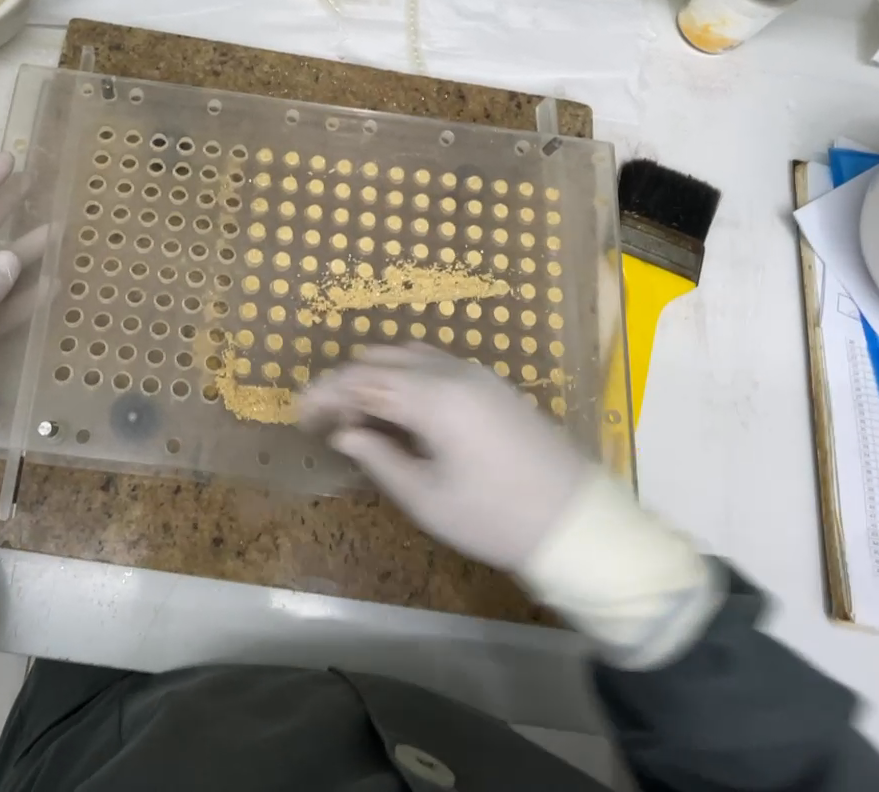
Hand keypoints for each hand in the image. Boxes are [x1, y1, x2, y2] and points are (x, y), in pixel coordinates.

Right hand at [297, 344, 589, 571]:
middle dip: (345, 384)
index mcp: (433, 398)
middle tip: (327, 422)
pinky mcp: (490, 383)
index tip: (300, 417)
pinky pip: (433, 363)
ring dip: (375, 378)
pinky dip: (404, 376)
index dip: (324, 395)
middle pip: (379, 361)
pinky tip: (400, 410)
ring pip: (406, 356)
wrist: (577, 522)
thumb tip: (344, 434)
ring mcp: (475, 373)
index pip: (361, 381)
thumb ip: (378, 457)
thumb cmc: (494, 518)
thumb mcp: (426, 498)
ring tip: (360, 418)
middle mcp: (451, 372)